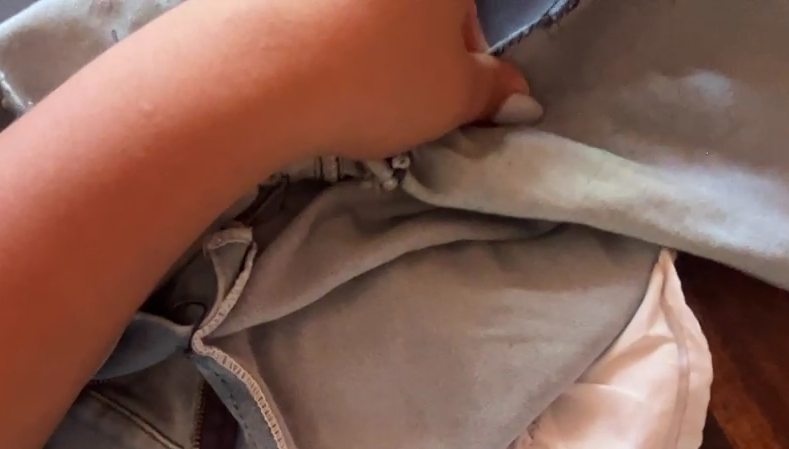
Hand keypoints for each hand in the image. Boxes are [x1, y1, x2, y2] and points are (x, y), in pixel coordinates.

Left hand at [138, 0, 534, 162]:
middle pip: (414, 7)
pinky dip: (317, 37)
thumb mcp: (450, 99)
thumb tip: (521, 98)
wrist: (267, 72)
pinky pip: (313, 17)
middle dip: (412, 45)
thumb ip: (491, 93)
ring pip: (361, 12)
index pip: (467, 13)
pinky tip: (307, 72)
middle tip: (393, 96)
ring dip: (362, 40)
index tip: (440, 93)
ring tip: (344, 85)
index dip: (462, 54)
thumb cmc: (379, 80)